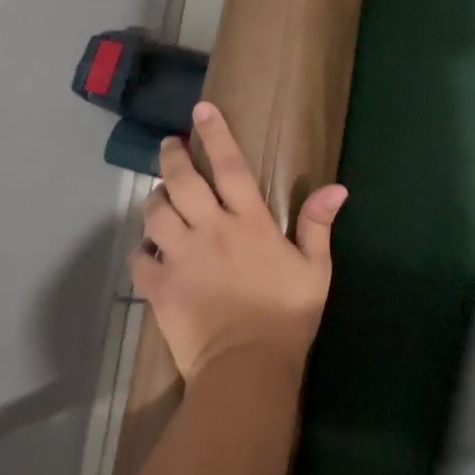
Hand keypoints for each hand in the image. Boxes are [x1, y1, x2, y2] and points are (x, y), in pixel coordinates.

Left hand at [129, 101, 348, 380]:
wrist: (248, 364)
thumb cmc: (288, 316)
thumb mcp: (316, 269)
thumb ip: (318, 225)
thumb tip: (336, 187)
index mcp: (249, 222)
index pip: (229, 166)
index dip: (216, 134)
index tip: (201, 110)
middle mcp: (210, 230)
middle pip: (181, 181)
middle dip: (172, 157)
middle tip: (170, 146)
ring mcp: (180, 257)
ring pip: (155, 213)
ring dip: (156, 198)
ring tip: (161, 196)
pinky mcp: (159, 286)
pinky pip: (139, 258)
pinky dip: (141, 249)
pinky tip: (149, 249)